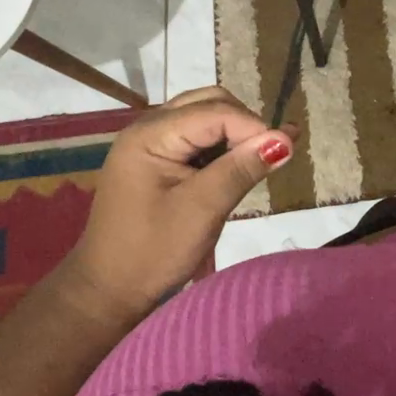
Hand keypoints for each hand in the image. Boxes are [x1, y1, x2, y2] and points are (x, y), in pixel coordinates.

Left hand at [66, 87, 293, 321]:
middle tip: (270, 156)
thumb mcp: (203, 210)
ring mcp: (150, 142)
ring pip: (206, 116)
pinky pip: (197, 136)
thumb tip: (287, 138)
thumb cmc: (153, 252)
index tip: (286, 152)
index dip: (254, 127)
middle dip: (245, 124)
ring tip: (256, 163)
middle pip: (211, 103)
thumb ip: (242, 169)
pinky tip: (234, 169)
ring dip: (235, 134)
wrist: (108, 292)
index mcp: (150, 136)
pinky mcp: (157, 158)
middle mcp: (148, 128)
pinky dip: (221, 145)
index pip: (216, 112)